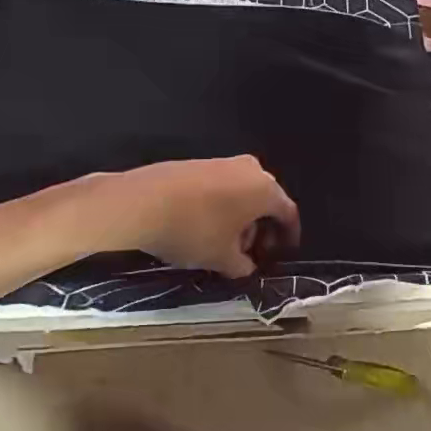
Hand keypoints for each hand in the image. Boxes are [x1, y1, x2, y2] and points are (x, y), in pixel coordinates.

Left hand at [40, 156, 299, 277]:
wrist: (142, 201)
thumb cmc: (194, 230)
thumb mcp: (222, 258)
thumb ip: (243, 266)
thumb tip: (247, 268)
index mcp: (266, 190)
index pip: (288, 213)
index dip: (288, 236)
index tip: (282, 254)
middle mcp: (252, 169)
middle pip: (266, 201)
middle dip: (260, 229)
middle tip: (249, 254)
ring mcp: (225, 162)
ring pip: (243, 193)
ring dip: (240, 218)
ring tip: (223, 243)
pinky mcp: (200, 163)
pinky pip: (223, 186)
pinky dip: (222, 206)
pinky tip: (203, 226)